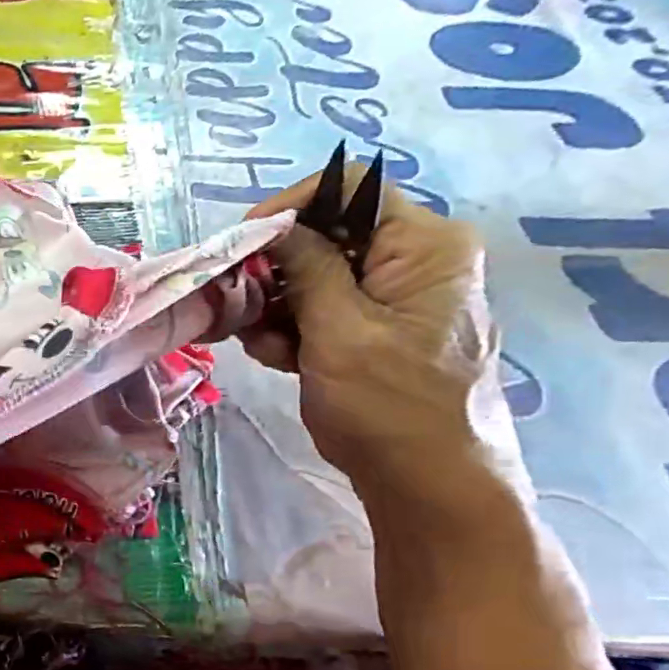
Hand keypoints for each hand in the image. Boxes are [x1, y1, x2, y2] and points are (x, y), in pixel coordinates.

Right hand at [240, 166, 498, 488]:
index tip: (243, 245)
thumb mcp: (340, 331)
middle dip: (277, 271)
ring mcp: (394, 297)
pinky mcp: (373, 329)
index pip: (352, 191)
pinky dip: (291, 330)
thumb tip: (275, 225)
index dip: (292, 209)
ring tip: (265, 346)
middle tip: (242, 306)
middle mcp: (415, 261)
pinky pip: (319, 310)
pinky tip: (280, 358)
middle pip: (326, 237)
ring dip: (277, 307)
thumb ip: (308, 269)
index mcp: (426, 247)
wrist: (425, 477)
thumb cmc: (389, 403)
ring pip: (313, 277)